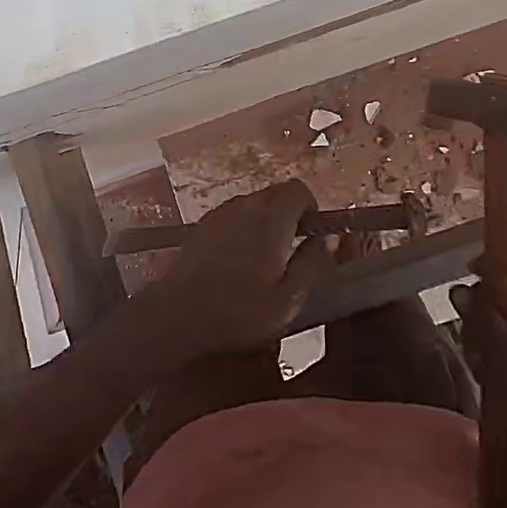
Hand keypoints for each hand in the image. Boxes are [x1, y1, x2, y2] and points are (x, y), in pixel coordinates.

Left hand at [138, 179, 336, 360]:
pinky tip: (240, 260)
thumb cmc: (238, 312)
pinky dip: (244, 227)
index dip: (311, 207)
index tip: (312, 234)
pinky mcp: (203, 225)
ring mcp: (221, 214)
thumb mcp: (287, 298)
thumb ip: (312, 263)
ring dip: (266, 219)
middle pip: (276, 192)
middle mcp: (246, 207)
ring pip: (254, 203)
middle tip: (292, 248)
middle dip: (290, 212)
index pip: (299, 189)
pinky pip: (234, 215)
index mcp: (271, 219)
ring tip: (267, 257)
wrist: (176, 318)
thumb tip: (330, 238)